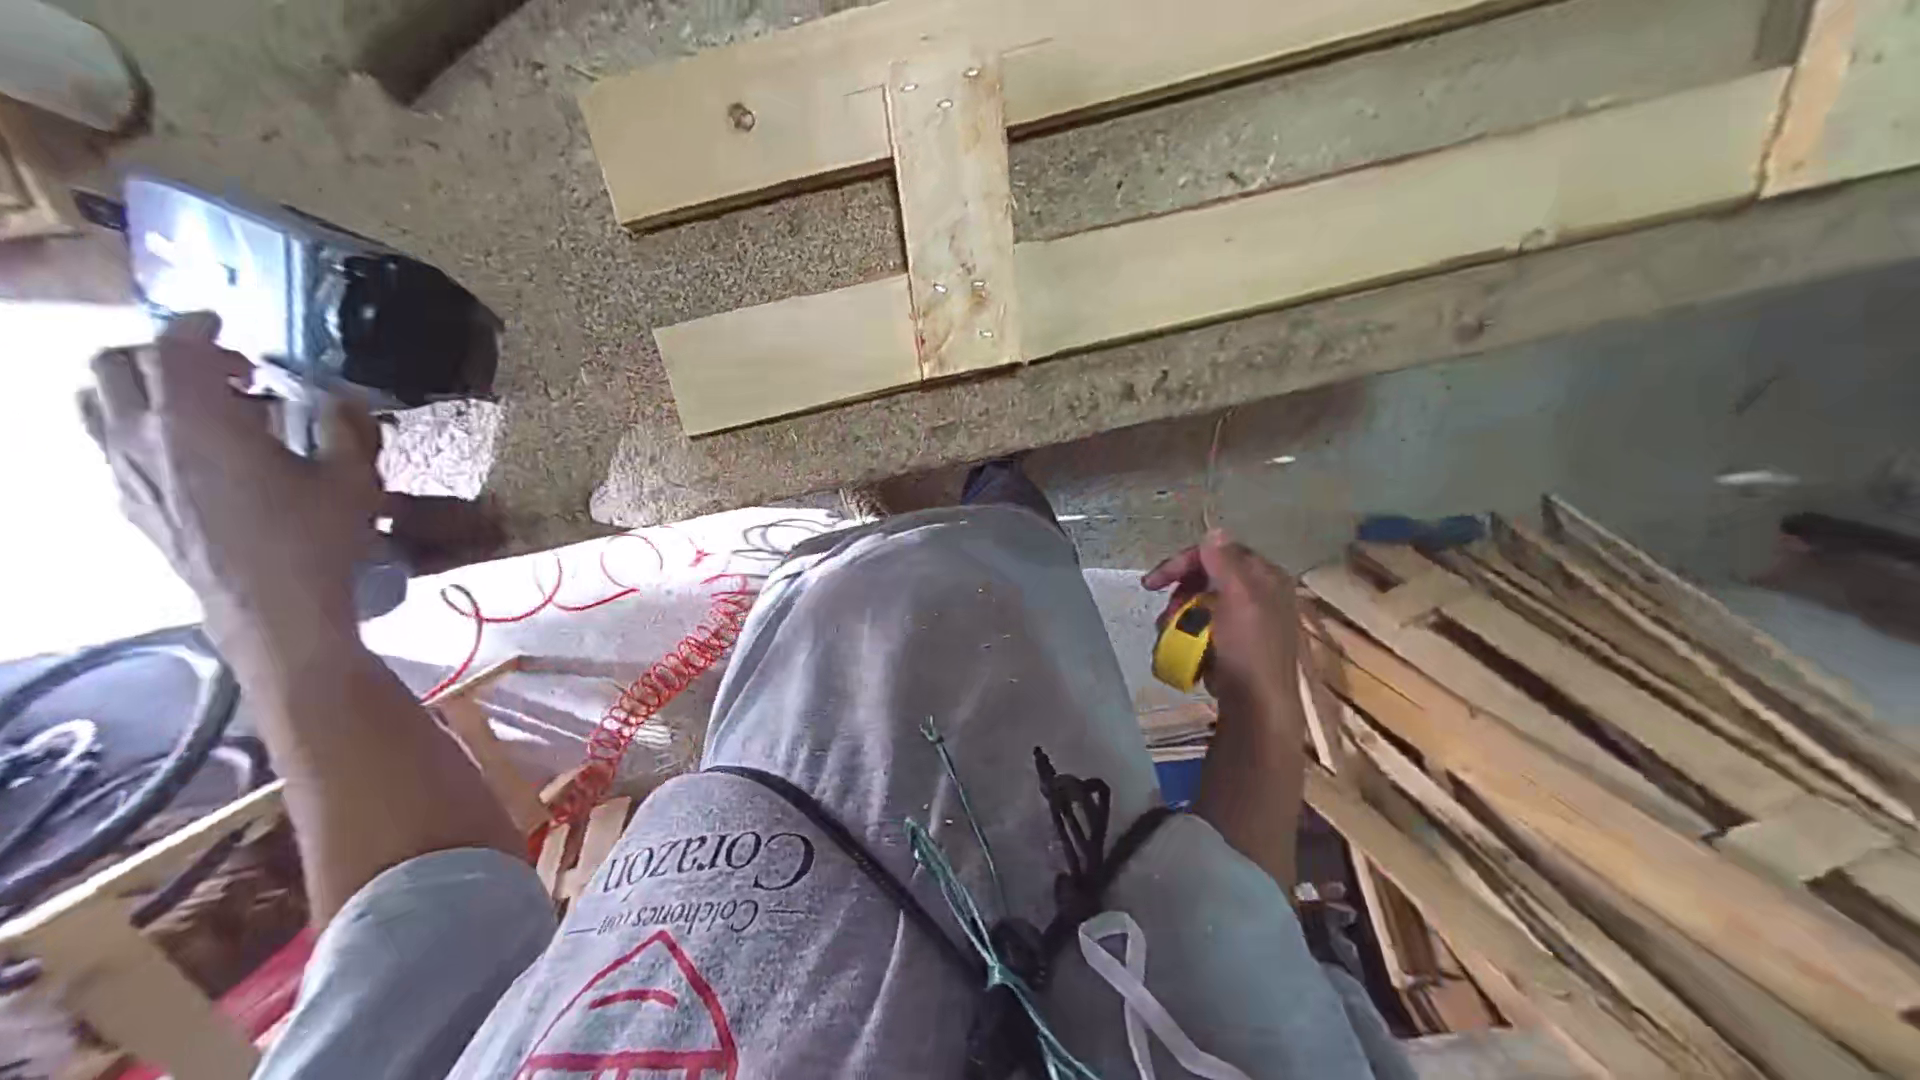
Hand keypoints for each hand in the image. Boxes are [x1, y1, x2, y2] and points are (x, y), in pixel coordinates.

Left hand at [79, 313, 381, 649]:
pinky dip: (139, 428)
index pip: (172, 348)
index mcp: (198, 421)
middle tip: (224, 371)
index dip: (197, 326)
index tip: (224, 325)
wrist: (273, 607)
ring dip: (143, 389)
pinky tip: (194, 454)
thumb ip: (345, 426)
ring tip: (202, 408)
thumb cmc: (317, 538)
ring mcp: (123, 471)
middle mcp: (141, 437)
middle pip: (115, 365)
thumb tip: (339, 397)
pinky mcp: (127, 502)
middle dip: (164, 354)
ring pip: (96, 402)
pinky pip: (108, 444)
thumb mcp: (352, 478)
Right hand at [1143, 529, 1301, 718]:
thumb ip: (1225, 562)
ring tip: (1168, 633)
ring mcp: (1248, 620)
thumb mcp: (1238, 598)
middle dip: (1179, 591)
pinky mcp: (1236, 643)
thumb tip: (1213, 530)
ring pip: (1203, 602)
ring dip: (1179, 614)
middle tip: (1164, 612)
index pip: (1218, 552)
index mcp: (1266, 577)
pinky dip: (1189, 631)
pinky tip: (1182, 645)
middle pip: (1208, 576)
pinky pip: (1205, 626)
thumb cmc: (1248, 649)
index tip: (1152, 582)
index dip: (1183, 562)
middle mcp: (1261, 594)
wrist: (1257, 705)